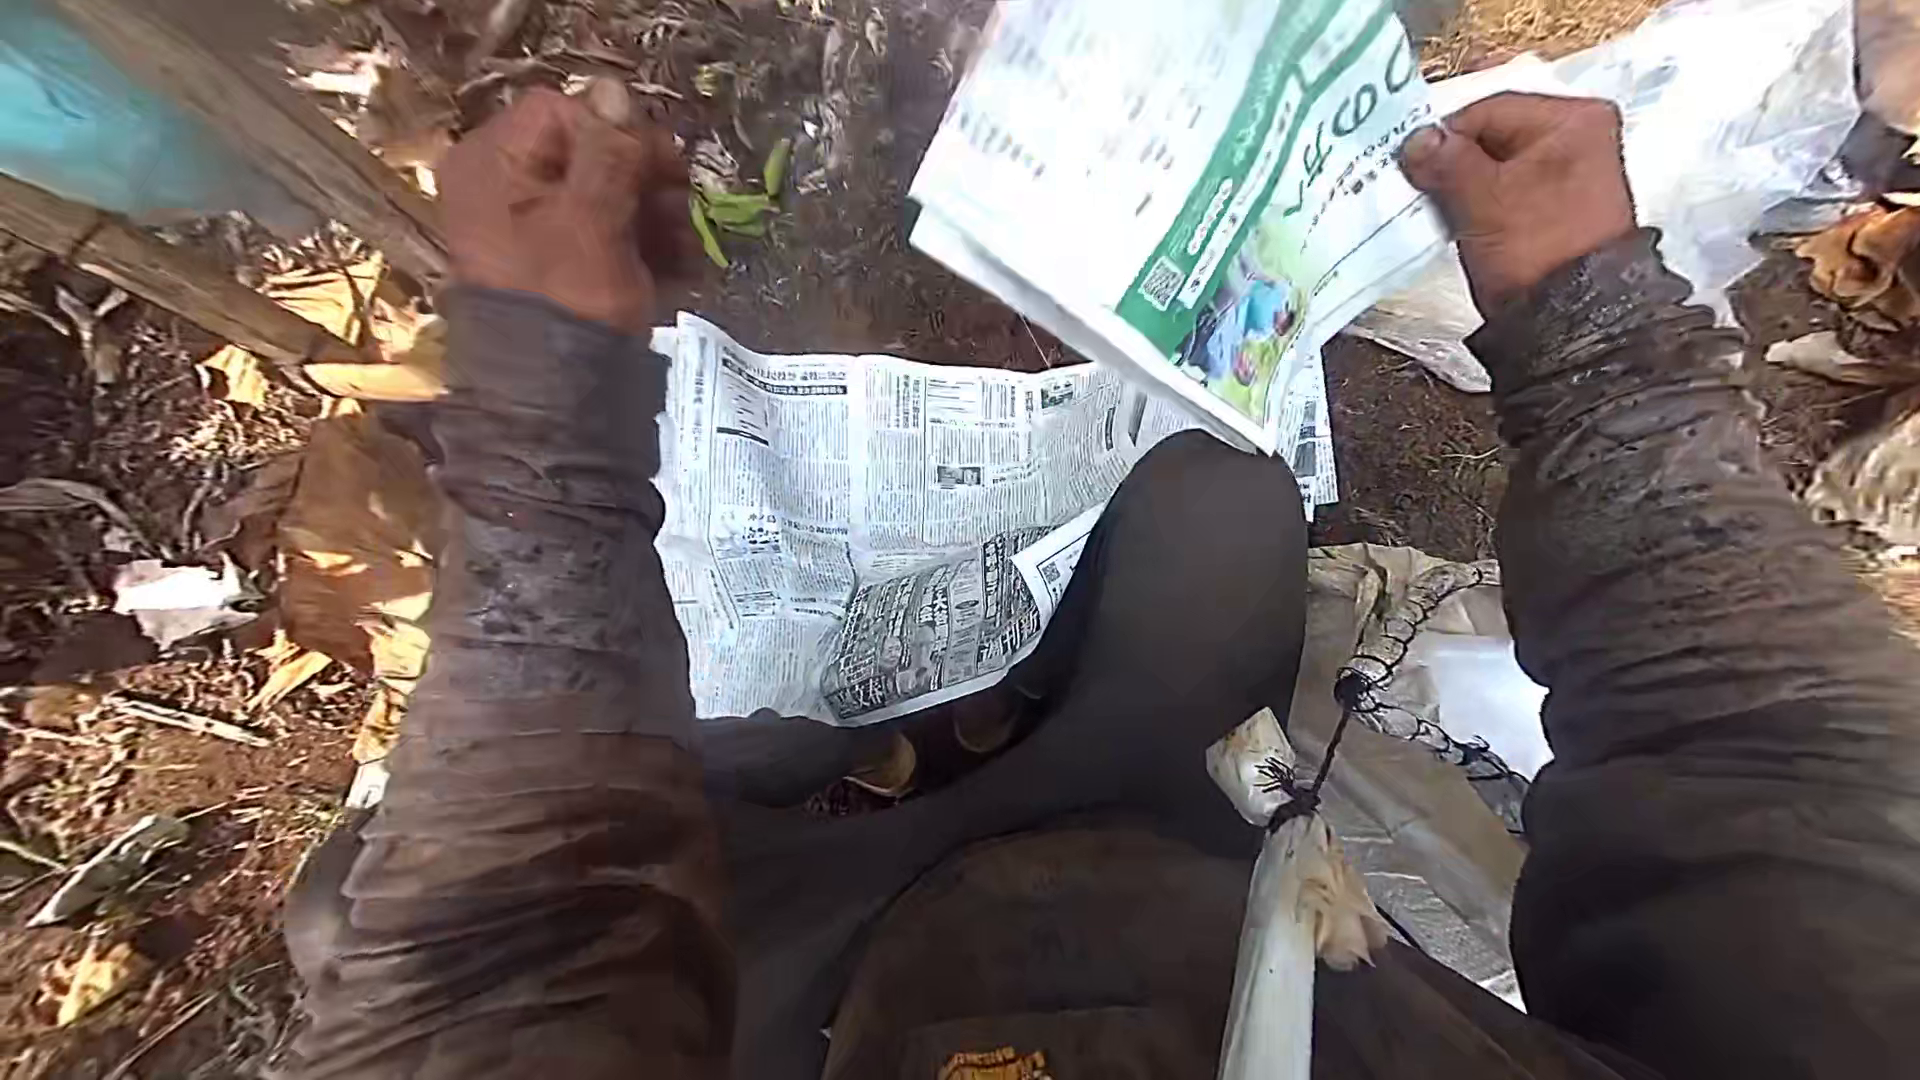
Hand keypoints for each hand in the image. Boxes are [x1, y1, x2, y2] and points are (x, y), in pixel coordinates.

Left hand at [440, 88, 689, 331]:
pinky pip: (616, 242)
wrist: (561, 393)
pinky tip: (679, 272)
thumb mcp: (591, 223)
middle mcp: (516, 192)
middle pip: (594, 159)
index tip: (671, 174)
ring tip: (687, 255)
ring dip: (660, 222)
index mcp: (499, 166)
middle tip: (684, 217)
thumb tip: (615, 90)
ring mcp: (547, 235)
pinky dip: (651, 252)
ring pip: (612, 202)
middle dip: (648, 185)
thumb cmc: (570, 300)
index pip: (566, 115)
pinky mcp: (575, 271)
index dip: (623, 136)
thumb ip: (607, 156)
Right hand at [1398, 93, 1635, 314]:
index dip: (1442, 133)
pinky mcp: (1527, 210)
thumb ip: (1450, 164)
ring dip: (1444, 184)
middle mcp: (1564, 141)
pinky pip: (1483, 193)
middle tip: (1402, 182)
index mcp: (1570, 122)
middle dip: (1441, 160)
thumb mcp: (1487, 199)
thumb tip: (1414, 140)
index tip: (1402, 161)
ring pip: (1480, 167)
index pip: (1489, 110)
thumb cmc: (1535, 245)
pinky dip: (1455, 202)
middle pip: (1484, 137)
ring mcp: (1546, 177)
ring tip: (1414, 203)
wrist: (1560, 308)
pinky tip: (1433, 218)